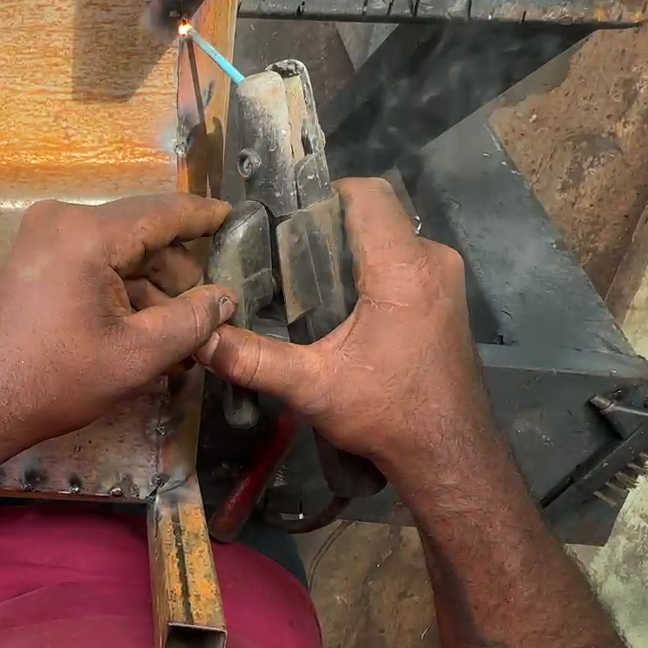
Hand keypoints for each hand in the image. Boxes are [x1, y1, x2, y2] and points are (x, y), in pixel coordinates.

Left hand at [0, 194, 237, 467]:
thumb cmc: (57, 381)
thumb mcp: (137, 355)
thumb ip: (192, 321)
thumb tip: (225, 297)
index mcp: (86, 233)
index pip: (162, 213)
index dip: (203, 218)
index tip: (234, 217)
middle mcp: (61, 220)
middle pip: (140, 237)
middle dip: (176, 278)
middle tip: (207, 317)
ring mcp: (41, 239)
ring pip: (117, 256)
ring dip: (149, 294)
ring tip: (178, 342)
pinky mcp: (32, 262)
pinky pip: (90, 267)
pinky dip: (118, 295)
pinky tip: (141, 334)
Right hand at [193, 178, 492, 480]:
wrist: (448, 453)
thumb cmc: (387, 414)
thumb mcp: (311, 388)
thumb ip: (252, 360)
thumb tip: (199, 339)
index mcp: (403, 269)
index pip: (367, 194)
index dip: (323, 194)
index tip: (282, 219)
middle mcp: (431, 261)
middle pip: (373, 216)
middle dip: (325, 229)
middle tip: (276, 258)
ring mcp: (443, 280)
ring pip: (385, 241)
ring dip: (344, 253)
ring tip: (297, 283)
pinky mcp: (443, 299)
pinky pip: (399, 263)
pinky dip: (364, 272)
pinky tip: (333, 307)